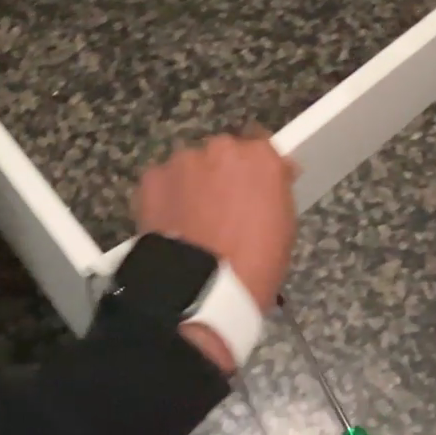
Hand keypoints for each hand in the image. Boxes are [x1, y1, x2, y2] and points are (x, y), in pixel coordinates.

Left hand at [133, 132, 298, 311]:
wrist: (201, 289)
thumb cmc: (254, 264)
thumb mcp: (283, 226)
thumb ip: (274, 190)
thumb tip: (271, 178)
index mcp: (260, 157)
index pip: (259, 145)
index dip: (254, 168)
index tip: (252, 186)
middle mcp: (221, 148)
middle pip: (222, 154)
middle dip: (221, 174)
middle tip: (220, 208)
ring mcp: (183, 161)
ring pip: (189, 167)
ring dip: (192, 185)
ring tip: (191, 220)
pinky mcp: (152, 178)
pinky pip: (162, 182)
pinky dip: (166, 198)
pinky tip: (170, 224)